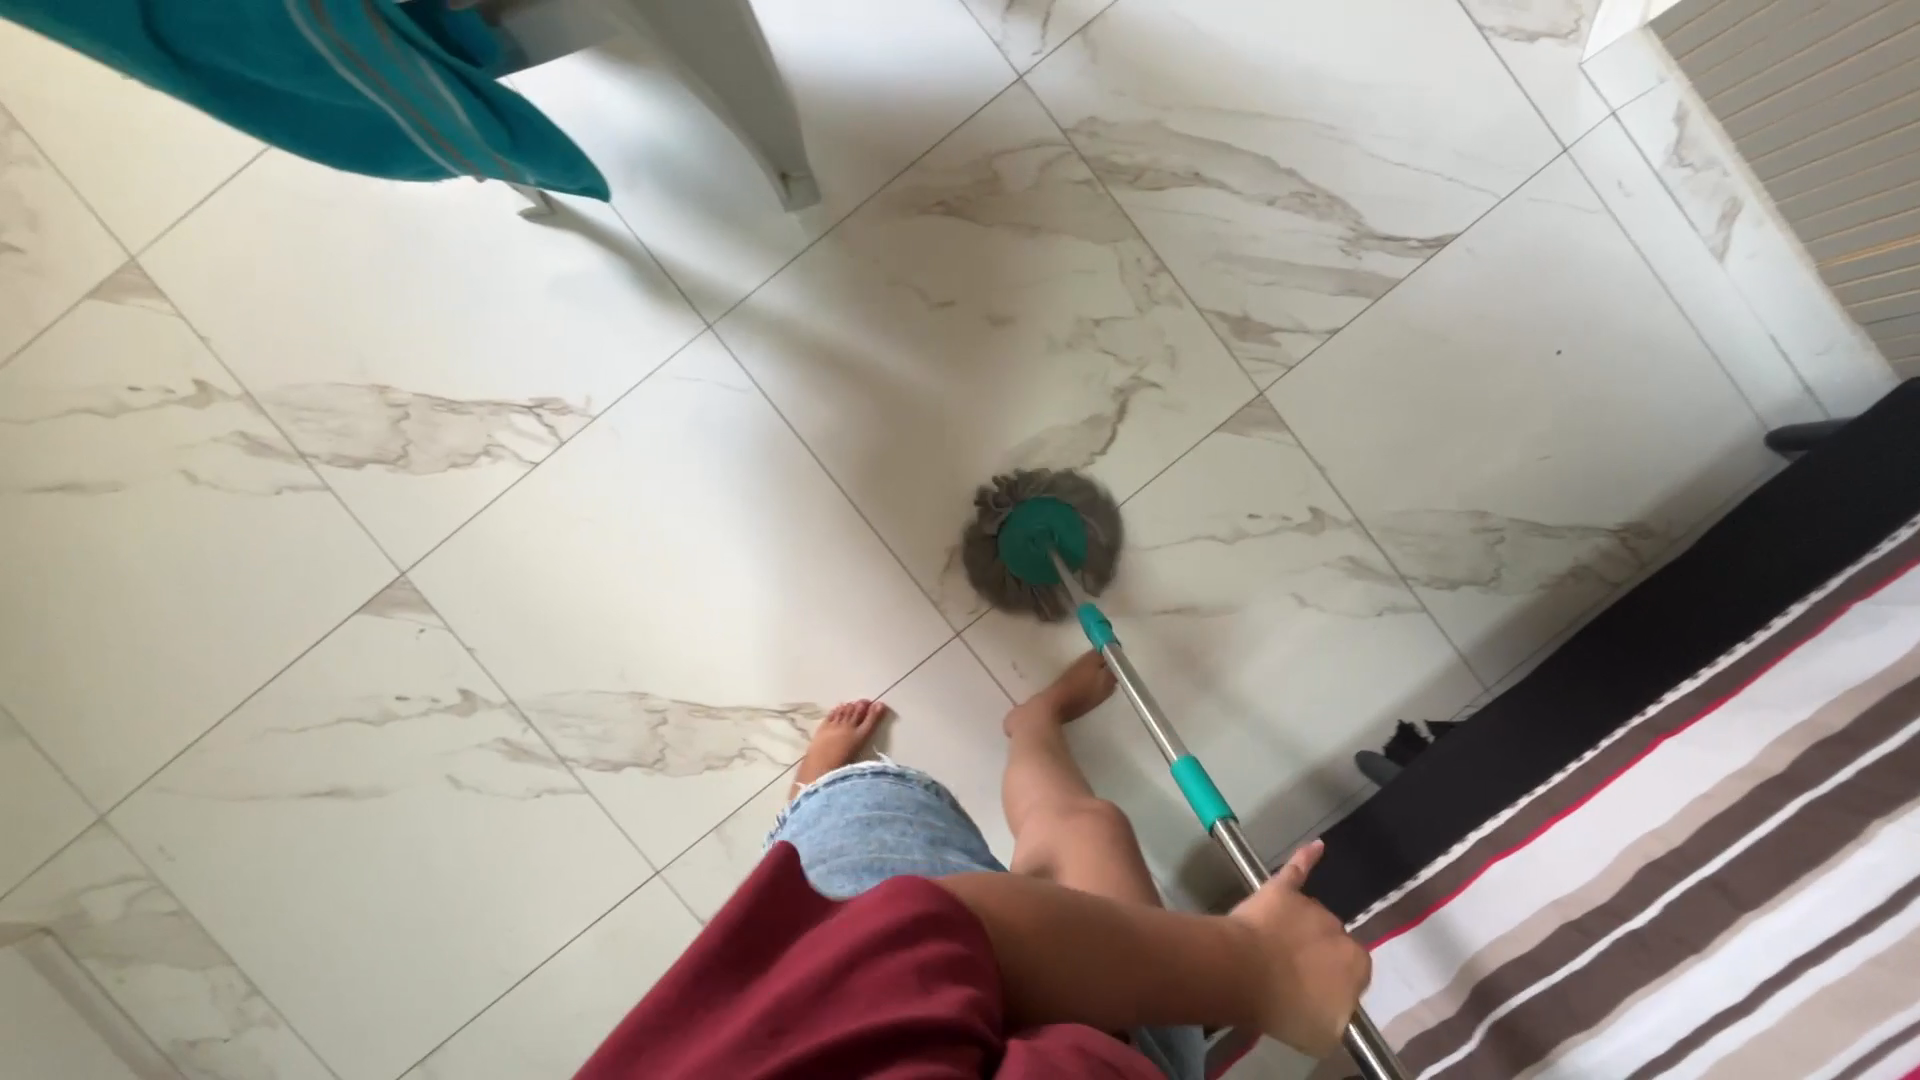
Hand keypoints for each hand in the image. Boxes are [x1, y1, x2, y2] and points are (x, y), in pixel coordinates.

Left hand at [1224, 839, 1370, 1056]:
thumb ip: (1337, 1015)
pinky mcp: (1282, 888)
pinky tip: (1318, 846)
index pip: (1350, 973)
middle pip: (1328, 941)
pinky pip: (1298, 869)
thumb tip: (1333, 1008)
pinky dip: (1308, 857)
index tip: (1310, 990)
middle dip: (1311, 955)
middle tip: (1286, 972)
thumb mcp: (1324, 1034)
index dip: (1328, 981)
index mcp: (1357, 966)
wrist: (1244, 972)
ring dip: (1295, 928)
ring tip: (1270, 947)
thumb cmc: (1284, 1008)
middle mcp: (1339, 930)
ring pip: (1308, 915)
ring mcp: (1310, 906)